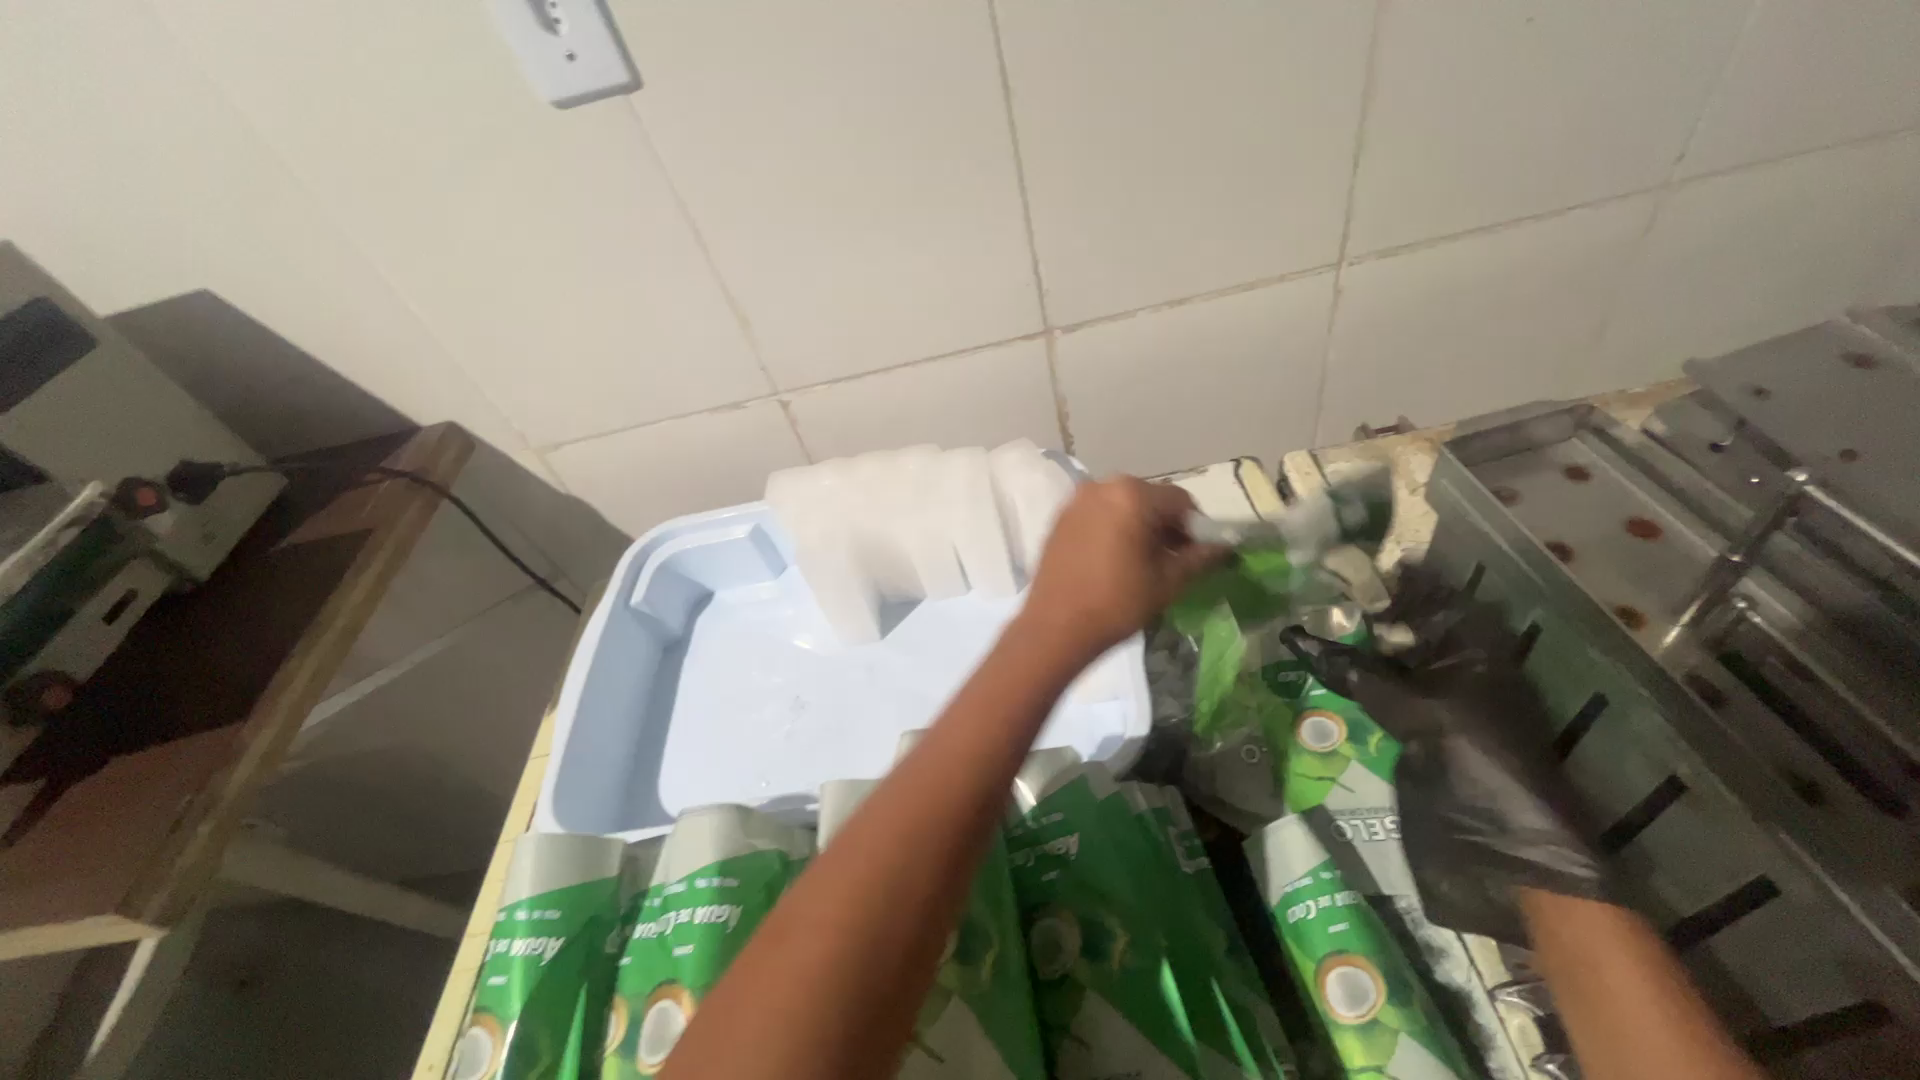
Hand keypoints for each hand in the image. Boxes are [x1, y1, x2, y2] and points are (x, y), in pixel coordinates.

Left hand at [1020, 476, 1226, 657]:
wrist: (1055, 628)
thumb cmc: (1116, 603)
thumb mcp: (1167, 582)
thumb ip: (1199, 558)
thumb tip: (1224, 546)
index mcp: (1133, 494)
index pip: (1181, 501)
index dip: (1194, 528)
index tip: (1194, 555)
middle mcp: (1102, 486)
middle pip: (1150, 499)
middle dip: (1165, 525)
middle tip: (1170, 560)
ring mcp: (1077, 500)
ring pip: (1123, 505)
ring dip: (1139, 526)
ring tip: (1142, 562)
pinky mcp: (1059, 518)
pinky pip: (1098, 514)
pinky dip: (1112, 528)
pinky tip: (1113, 560)